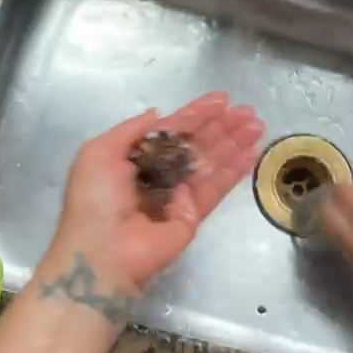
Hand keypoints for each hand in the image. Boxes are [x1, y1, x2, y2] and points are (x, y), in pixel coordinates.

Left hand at [43, 92, 264, 311]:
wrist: (102, 253)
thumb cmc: (94, 199)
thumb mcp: (99, 152)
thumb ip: (131, 129)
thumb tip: (158, 112)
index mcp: (135, 157)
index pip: (172, 129)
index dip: (196, 113)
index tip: (222, 99)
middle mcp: (159, 173)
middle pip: (196, 143)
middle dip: (222, 126)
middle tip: (248, 111)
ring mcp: (178, 195)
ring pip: (211, 162)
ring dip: (234, 142)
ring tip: (257, 125)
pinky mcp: (193, 215)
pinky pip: (216, 187)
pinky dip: (235, 170)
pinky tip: (252, 152)